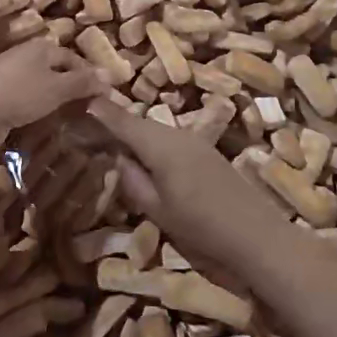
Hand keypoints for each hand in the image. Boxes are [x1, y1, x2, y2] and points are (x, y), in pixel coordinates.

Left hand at [0, 38, 104, 157]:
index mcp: (42, 46)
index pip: (73, 58)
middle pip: (55, 68)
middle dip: (71, 85)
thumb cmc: (22, 94)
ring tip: (65, 114)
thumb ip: (83, 82)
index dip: (89, 75)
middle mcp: (24, 53)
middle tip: (85, 106)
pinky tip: (39, 117)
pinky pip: (23, 94)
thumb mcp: (58, 88)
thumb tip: (110, 74)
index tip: (101, 95)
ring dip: (52, 96)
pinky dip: (35, 104)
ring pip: (38, 81)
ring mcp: (6, 71)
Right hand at [86, 98, 296, 267]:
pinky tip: (144, 157)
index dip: (101, 111)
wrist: (256, 236)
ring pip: (155, 131)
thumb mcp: (156, 209)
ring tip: (109, 140)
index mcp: (161, 145)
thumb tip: (116, 157)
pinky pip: (170, 141)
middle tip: (87, 126)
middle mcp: (177, 135)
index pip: (123, 121)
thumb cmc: (201, 226)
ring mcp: (195, 142)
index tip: (79, 100)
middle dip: (115, 123)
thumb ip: (132, 180)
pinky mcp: (206, 153)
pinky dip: (152, 144)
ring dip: (134, 134)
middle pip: (139, 123)